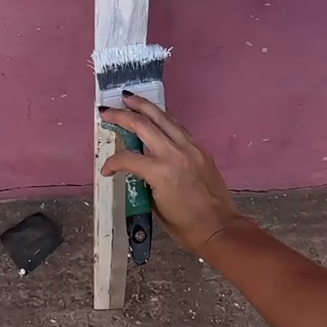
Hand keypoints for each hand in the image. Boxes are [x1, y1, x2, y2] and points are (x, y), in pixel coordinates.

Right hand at [99, 92, 245, 255]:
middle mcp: (174, 153)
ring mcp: (189, 147)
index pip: (127, 158)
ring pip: (163, 117)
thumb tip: (137, 168)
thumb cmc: (186, 227)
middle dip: (122, 114)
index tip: (107, 169)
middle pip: (143, 124)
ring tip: (129, 98)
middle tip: (106, 110)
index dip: (113, 162)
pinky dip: (163, 117)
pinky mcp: (200, 148)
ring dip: (143, 105)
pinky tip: (154, 114)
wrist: (220, 229)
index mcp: (160, 172)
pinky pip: (178, 126)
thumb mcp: (155, 206)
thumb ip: (144, 182)